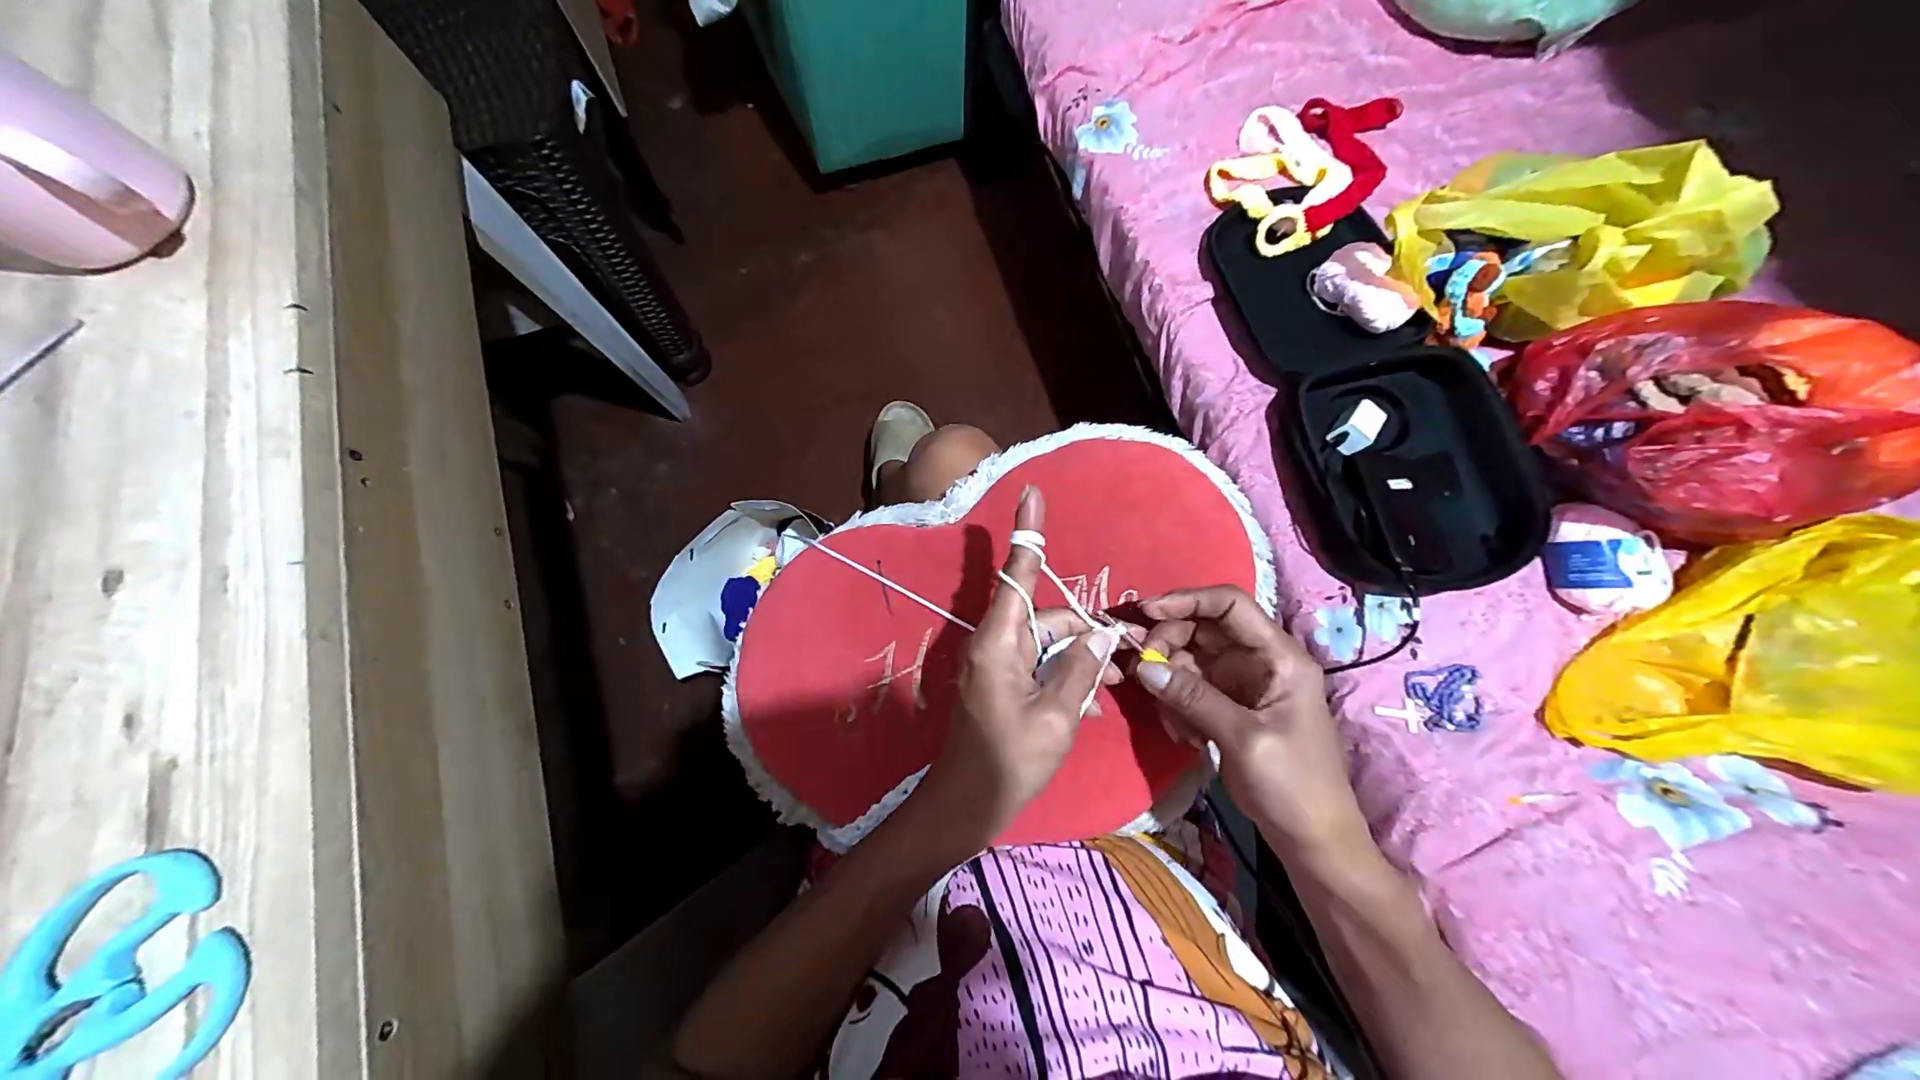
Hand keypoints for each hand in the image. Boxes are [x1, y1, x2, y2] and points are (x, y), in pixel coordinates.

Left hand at [917, 486, 1122, 852]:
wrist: (965, 805)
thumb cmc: (1009, 762)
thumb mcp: (1058, 716)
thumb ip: (1082, 668)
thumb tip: (1103, 635)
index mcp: (999, 643)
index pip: (1016, 576)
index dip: (1027, 535)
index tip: (1029, 494)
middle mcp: (992, 644)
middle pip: (1046, 618)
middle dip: (1083, 634)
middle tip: (1123, 663)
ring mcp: (993, 664)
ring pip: (1046, 643)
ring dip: (1076, 663)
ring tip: (1105, 696)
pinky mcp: (997, 682)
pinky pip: (1037, 665)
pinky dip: (1062, 679)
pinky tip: (1086, 707)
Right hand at [1131, 586, 1374, 870]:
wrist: (1312, 839)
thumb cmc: (1293, 785)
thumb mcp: (1244, 738)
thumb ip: (1194, 698)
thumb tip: (1144, 667)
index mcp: (1279, 656)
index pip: (1229, 604)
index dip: (1187, 599)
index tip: (1146, 611)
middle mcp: (1259, 660)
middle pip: (1201, 628)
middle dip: (1168, 644)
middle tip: (1143, 671)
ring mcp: (1241, 682)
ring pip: (1189, 658)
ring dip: (1170, 681)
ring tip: (1174, 722)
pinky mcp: (1227, 705)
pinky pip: (1188, 687)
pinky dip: (1176, 704)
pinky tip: (1187, 737)